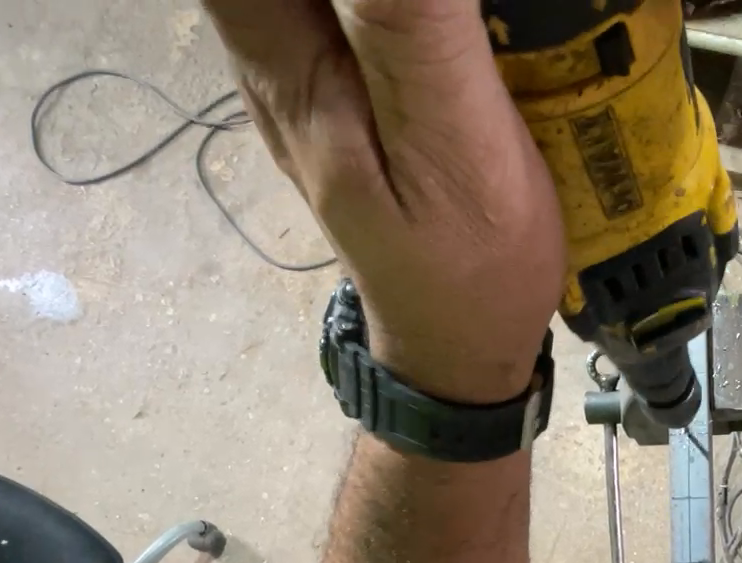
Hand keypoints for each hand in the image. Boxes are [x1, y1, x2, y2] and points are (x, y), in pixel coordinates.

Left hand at [203, 0, 565, 403]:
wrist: (462, 349)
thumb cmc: (471, 271)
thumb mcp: (458, 152)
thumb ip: (412, 23)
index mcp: (286, 61)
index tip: (418, 10)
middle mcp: (269, 52)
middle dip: (394, 1)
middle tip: (456, 17)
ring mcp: (300, 75)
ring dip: (395, 6)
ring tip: (458, 23)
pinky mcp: (340, 96)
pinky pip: (329, 9)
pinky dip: (391, 14)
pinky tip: (444, 27)